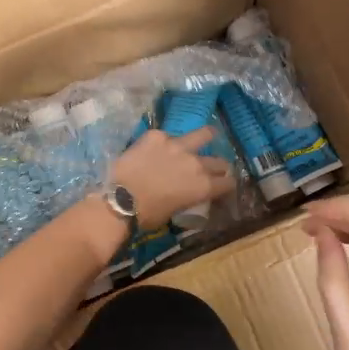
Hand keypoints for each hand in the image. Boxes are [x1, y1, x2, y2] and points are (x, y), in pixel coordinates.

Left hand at [111, 127, 236, 228]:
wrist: (120, 198)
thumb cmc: (147, 215)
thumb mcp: (175, 210)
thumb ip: (188, 196)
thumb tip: (188, 191)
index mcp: (203, 186)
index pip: (228, 183)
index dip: (227, 184)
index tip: (223, 184)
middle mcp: (196, 162)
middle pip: (218, 161)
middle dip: (219, 165)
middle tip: (214, 166)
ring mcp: (177, 144)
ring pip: (203, 135)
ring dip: (206, 137)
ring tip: (206, 136)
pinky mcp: (157, 135)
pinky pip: (167, 135)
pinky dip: (166, 142)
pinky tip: (158, 146)